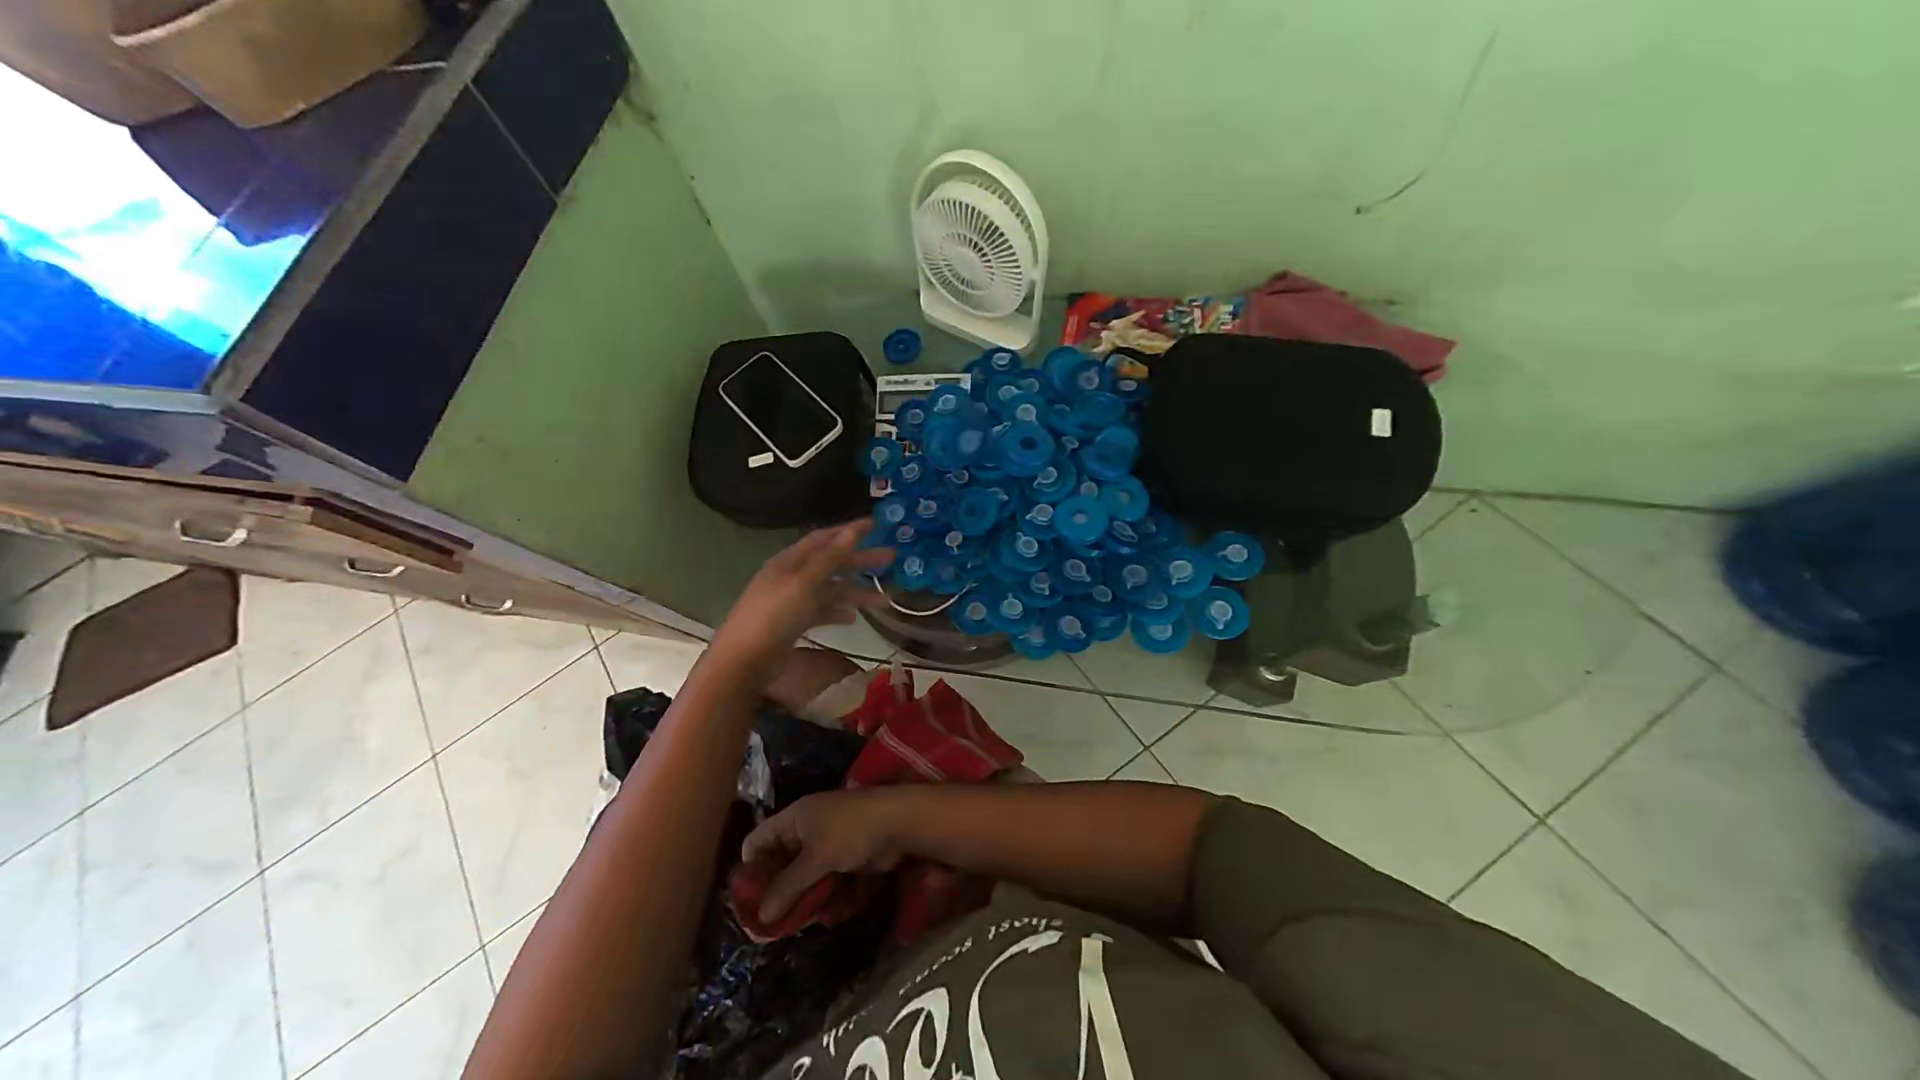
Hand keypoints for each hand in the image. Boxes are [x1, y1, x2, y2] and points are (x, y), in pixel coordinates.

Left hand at [710, 521, 891, 681]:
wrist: (744, 661)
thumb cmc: (773, 616)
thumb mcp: (804, 583)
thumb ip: (829, 558)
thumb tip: (852, 531)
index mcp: (790, 561)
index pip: (824, 538)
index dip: (849, 530)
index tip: (877, 525)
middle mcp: (792, 577)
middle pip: (831, 564)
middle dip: (860, 561)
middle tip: (891, 559)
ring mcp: (793, 602)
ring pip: (830, 591)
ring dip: (856, 592)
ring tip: (885, 598)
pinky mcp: (794, 624)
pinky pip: (822, 612)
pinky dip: (838, 612)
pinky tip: (855, 617)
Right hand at [740, 789, 914, 923]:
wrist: (900, 823)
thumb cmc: (852, 830)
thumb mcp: (816, 858)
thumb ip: (788, 886)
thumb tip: (761, 916)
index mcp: (794, 819)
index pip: (758, 841)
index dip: (750, 869)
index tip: (748, 900)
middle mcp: (808, 830)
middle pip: (781, 863)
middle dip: (777, 892)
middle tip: (771, 923)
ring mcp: (829, 845)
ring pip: (805, 877)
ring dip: (802, 899)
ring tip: (798, 924)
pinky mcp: (847, 859)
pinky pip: (828, 882)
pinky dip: (827, 898)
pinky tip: (828, 916)